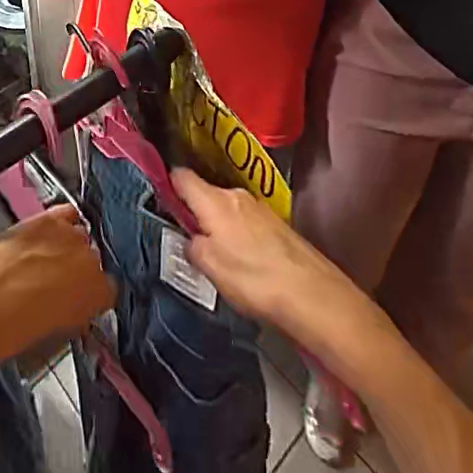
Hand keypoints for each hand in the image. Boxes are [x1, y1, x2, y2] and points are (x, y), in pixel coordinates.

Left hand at [0, 204, 113, 351]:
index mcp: (99, 293)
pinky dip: (61, 220)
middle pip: (94, 259)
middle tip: (58, 282)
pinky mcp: (48, 218)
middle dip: (79, 269)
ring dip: (68, 245)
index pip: (108, 289)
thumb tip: (75, 315)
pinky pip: (67, 213)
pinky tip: (47, 233)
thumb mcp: (58, 334)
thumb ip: (77, 317)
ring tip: (46, 258)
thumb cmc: (16, 324)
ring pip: (80, 235)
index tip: (81, 297)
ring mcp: (70, 236)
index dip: (92, 294)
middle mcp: (90, 260)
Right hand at [173, 168, 381, 333]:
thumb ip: (191, 246)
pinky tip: (244, 261)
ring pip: (226, 209)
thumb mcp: (209, 267)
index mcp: (214, 200)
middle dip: (194, 211)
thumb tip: (192, 239)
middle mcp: (236, 195)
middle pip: (205, 193)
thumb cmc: (254, 279)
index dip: (167, 184)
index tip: (159, 199)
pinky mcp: (277, 225)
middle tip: (187, 238)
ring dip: (218, 225)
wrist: (314, 295)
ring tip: (217, 255)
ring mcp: (260, 208)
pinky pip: (246, 222)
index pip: (181, 176)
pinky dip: (239, 235)